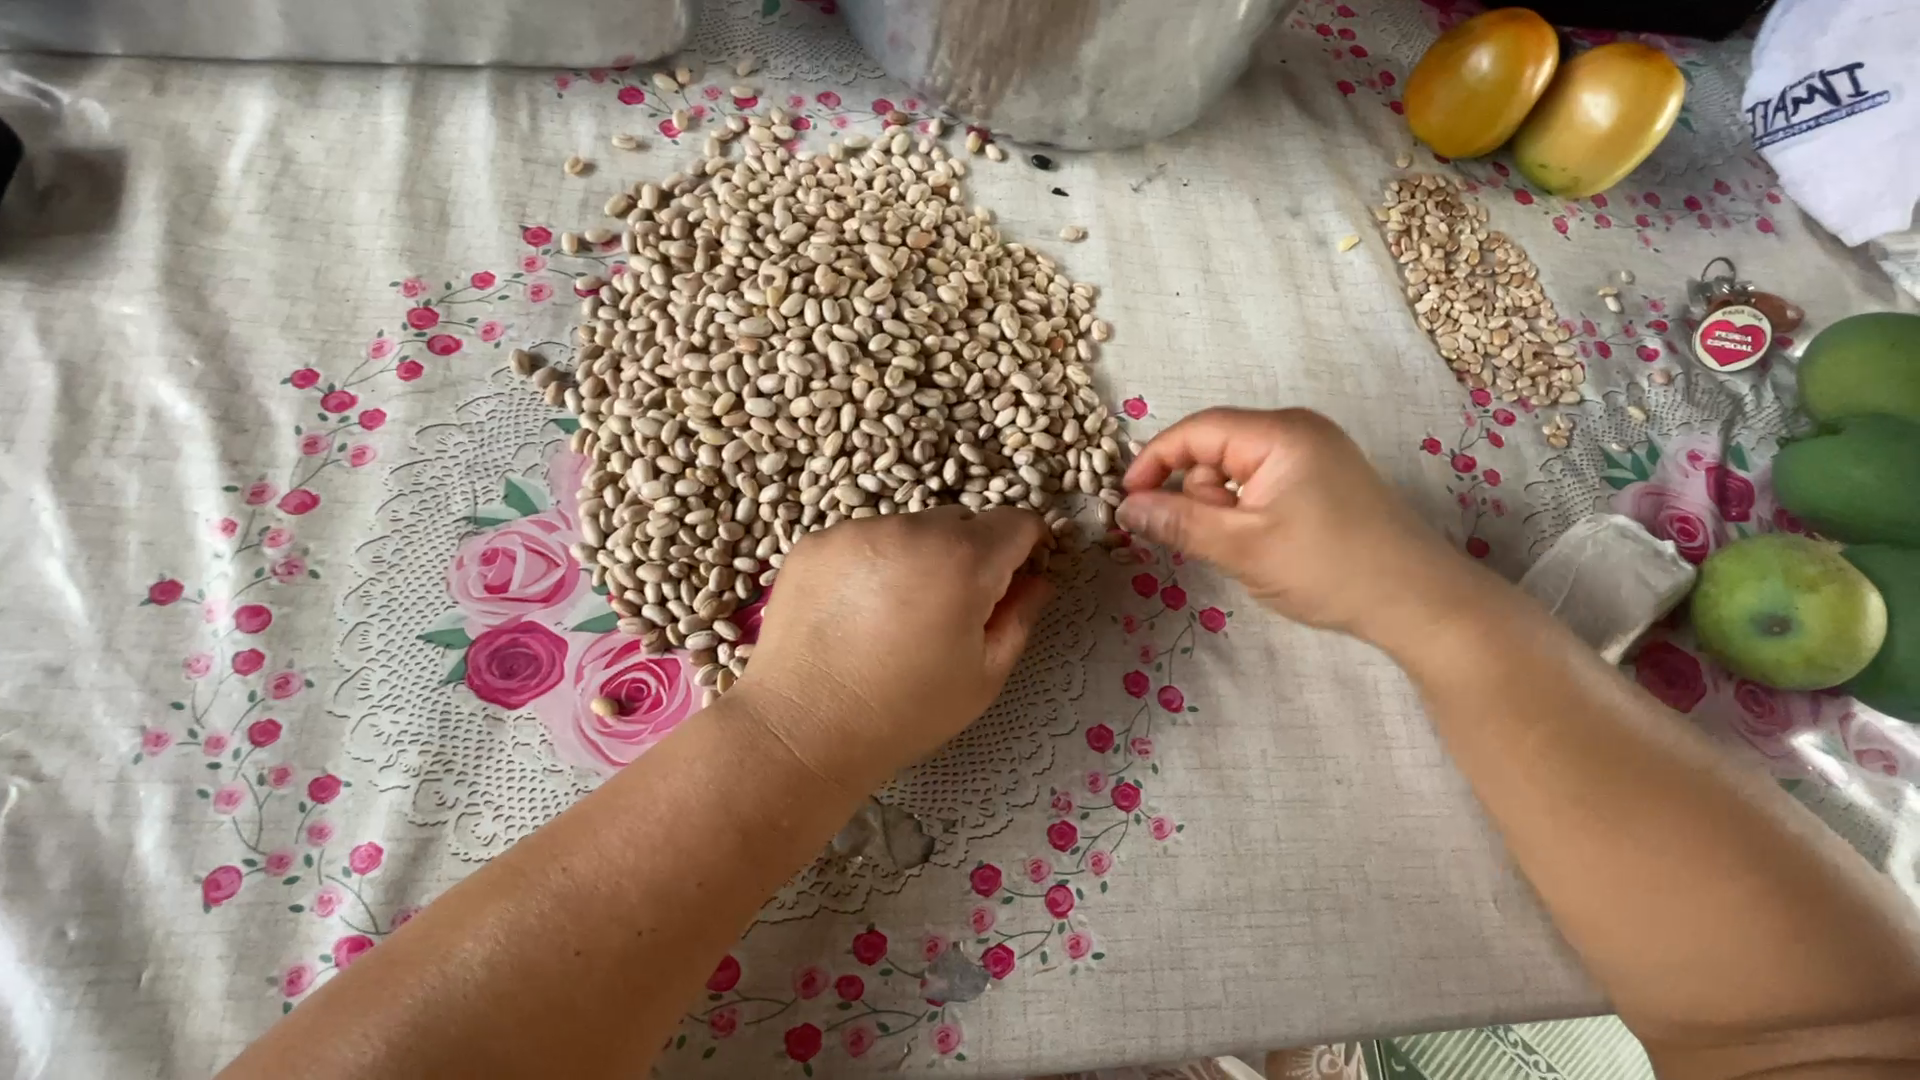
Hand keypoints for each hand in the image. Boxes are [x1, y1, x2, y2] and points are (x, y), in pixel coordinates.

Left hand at [730, 505, 1053, 794]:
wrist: (802, 730)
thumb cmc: (906, 712)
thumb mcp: (984, 675)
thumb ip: (1020, 617)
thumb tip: (1038, 580)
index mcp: (963, 560)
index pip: (1016, 522)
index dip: (1025, 549)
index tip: (1012, 581)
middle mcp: (911, 529)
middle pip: (962, 523)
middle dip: (970, 555)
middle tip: (949, 609)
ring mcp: (857, 531)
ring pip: (911, 529)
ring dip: (919, 557)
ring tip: (895, 613)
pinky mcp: (816, 543)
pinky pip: (864, 540)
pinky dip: (872, 563)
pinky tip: (856, 611)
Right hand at [1117, 408, 1475, 647]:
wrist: (1419, 603)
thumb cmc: (1329, 568)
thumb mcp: (1242, 547)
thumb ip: (1178, 523)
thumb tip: (1124, 508)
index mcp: (1279, 434)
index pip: (1196, 431)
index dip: (1153, 462)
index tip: (1126, 502)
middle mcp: (1296, 432)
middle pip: (1213, 449)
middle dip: (1194, 493)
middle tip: (1203, 538)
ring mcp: (1313, 456)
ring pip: (1234, 472)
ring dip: (1220, 508)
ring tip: (1243, 548)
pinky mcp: (1321, 482)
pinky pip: (1259, 486)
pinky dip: (1244, 513)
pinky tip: (1261, 546)